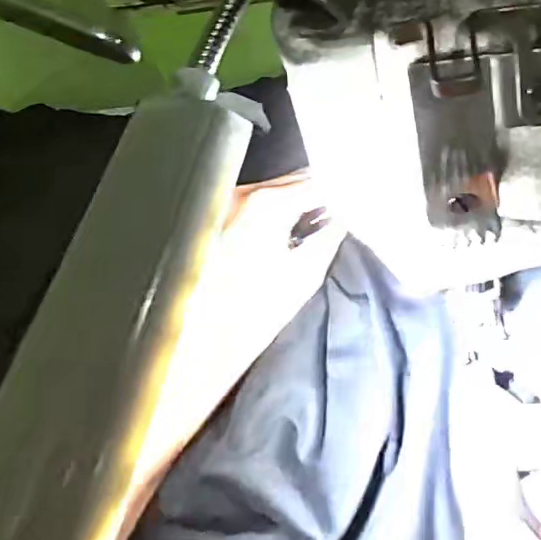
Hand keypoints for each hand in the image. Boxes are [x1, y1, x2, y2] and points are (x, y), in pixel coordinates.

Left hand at [170, 171, 342, 412]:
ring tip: (309, 229)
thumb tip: (345, 214)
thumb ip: (331, 234)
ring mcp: (217, 206)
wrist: (183, 358)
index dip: (343, 192)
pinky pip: (250, 206)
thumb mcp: (306, 275)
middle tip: (339, 215)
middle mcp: (237, 195)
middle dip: (317, 195)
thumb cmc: (244, 323)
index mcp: (265, 204)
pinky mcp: (204, 221)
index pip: (319, 181)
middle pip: (292, 181)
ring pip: (271, 192)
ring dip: (293, 204)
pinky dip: (269, 215)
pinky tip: (277, 238)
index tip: (358, 201)